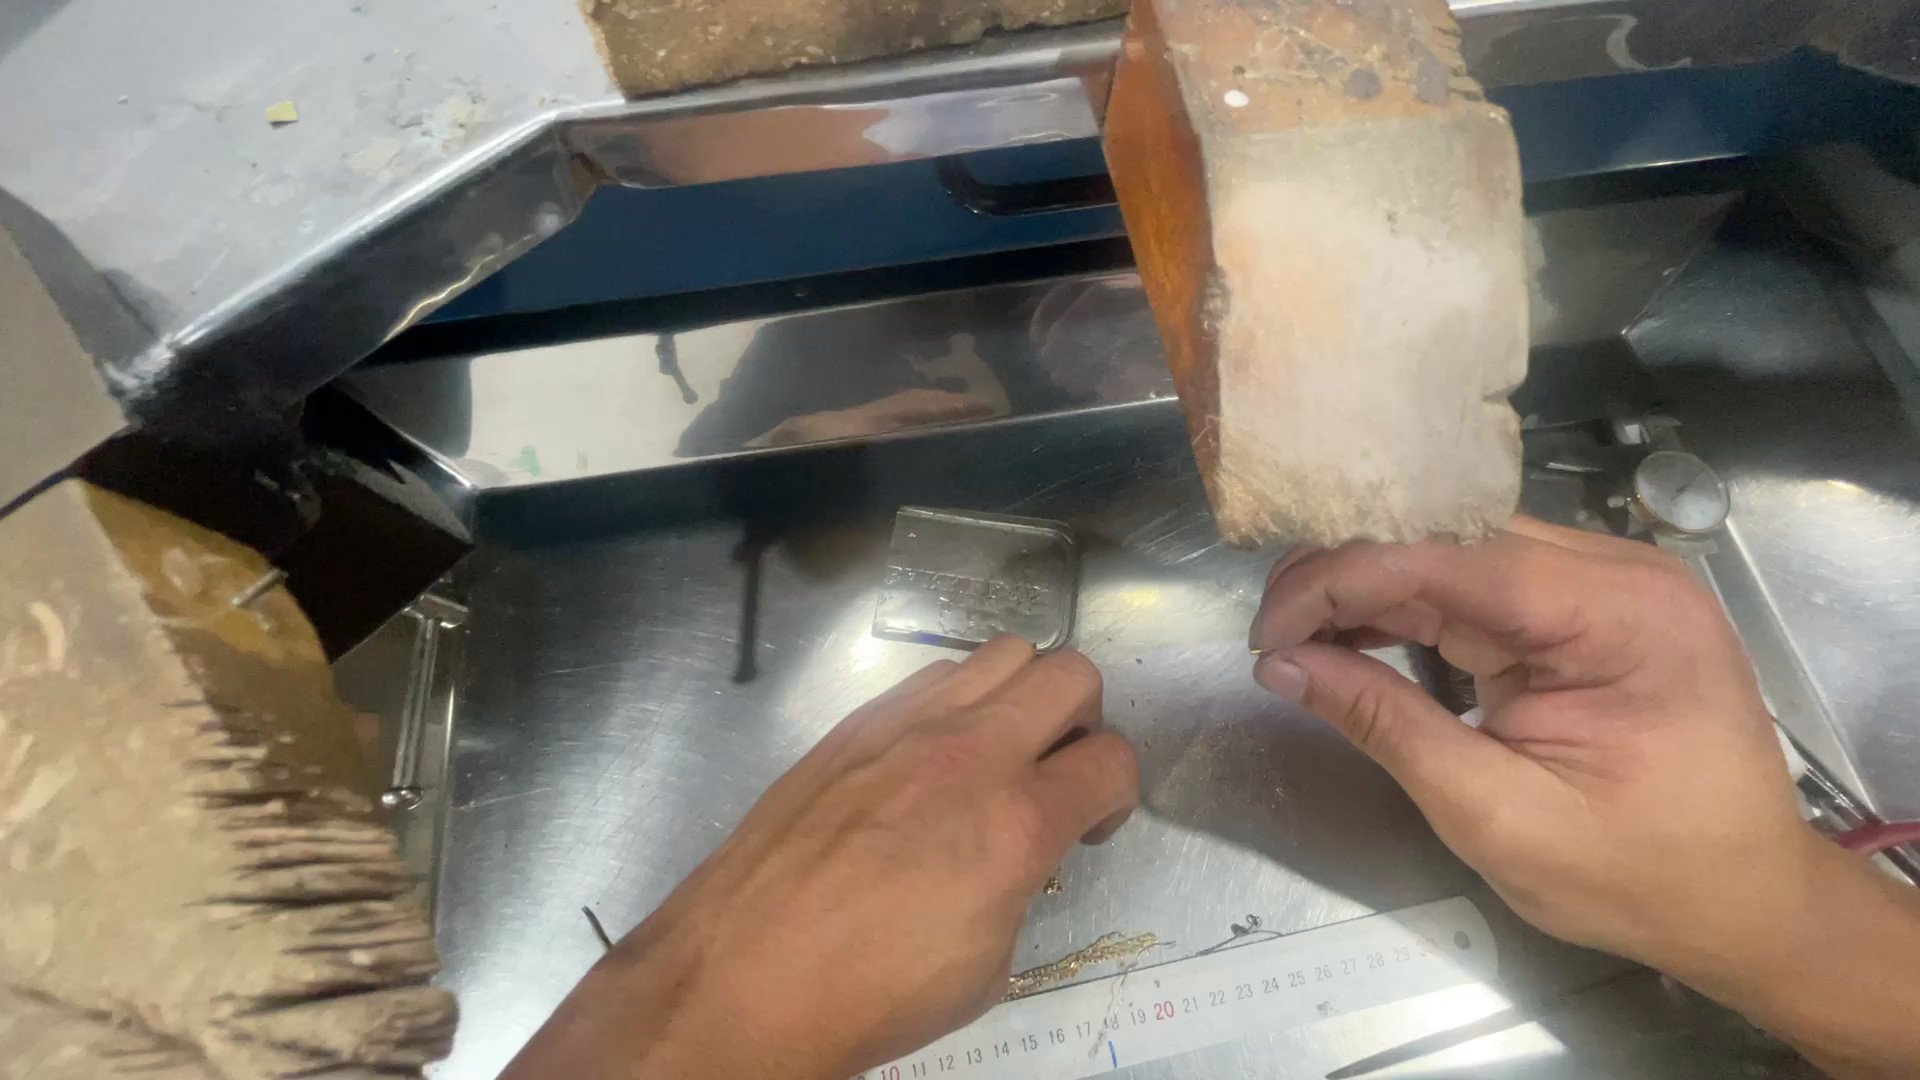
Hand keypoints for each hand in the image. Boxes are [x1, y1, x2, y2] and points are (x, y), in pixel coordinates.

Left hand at [501, 636, 1138, 1079]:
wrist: (745, 971)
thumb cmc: (872, 989)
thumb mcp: (987, 962)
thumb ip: (1026, 876)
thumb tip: (1028, 839)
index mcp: (1016, 822)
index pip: (1113, 761)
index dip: (1119, 790)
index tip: (1091, 819)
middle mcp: (973, 750)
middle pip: (1073, 673)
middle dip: (1084, 719)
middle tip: (1053, 768)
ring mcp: (912, 721)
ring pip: (1006, 651)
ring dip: (1022, 694)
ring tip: (995, 746)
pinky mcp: (862, 716)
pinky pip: (938, 674)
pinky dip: (960, 698)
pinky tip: (932, 748)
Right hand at [1249, 518, 1919, 1077]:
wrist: (1744, 902)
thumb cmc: (1638, 874)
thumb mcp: (1493, 812)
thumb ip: (1382, 722)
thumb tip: (1279, 665)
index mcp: (1613, 614)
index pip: (1439, 557)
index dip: (1334, 583)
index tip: (1267, 637)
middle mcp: (1603, 571)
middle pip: (1432, 539)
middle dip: (1333, 580)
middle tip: (1271, 638)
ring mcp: (1584, 580)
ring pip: (1431, 549)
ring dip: (1351, 589)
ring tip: (1292, 637)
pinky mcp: (1558, 601)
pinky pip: (1450, 579)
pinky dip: (1386, 605)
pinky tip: (1341, 635)